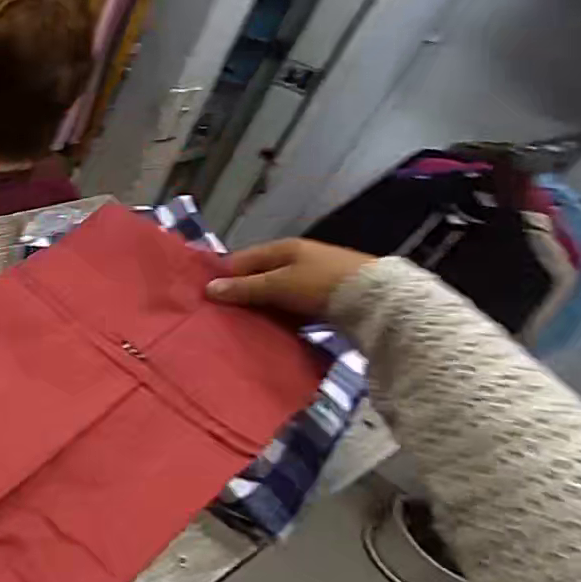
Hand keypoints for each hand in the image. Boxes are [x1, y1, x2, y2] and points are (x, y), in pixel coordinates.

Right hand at [205, 239, 375, 319]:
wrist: (375, 299)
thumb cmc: (321, 284)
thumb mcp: (279, 284)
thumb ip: (246, 288)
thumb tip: (209, 289)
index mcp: (282, 248)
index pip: (243, 259)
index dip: (224, 276)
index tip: (205, 298)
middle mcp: (295, 259)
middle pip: (259, 276)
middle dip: (241, 295)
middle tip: (220, 318)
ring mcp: (310, 279)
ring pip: (275, 294)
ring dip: (261, 309)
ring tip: (240, 329)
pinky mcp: (323, 299)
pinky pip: (292, 308)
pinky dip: (280, 317)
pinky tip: (270, 333)